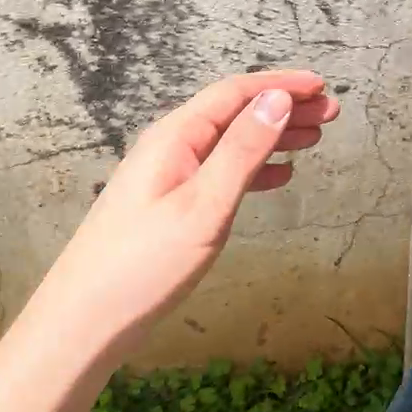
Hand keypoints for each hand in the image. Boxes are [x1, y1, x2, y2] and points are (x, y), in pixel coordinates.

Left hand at [35, 70, 338, 351]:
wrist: (80, 326)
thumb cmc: (144, 266)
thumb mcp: (204, 206)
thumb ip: (242, 151)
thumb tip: (277, 99)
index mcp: (176, 136)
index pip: (235, 92)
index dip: (281, 84)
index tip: (322, 86)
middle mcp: (171, 145)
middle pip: (235, 112)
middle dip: (284, 106)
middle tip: (331, 114)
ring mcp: (167, 174)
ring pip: (230, 140)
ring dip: (274, 135)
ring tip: (315, 139)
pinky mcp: (168, 203)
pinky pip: (220, 169)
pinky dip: (254, 167)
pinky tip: (279, 176)